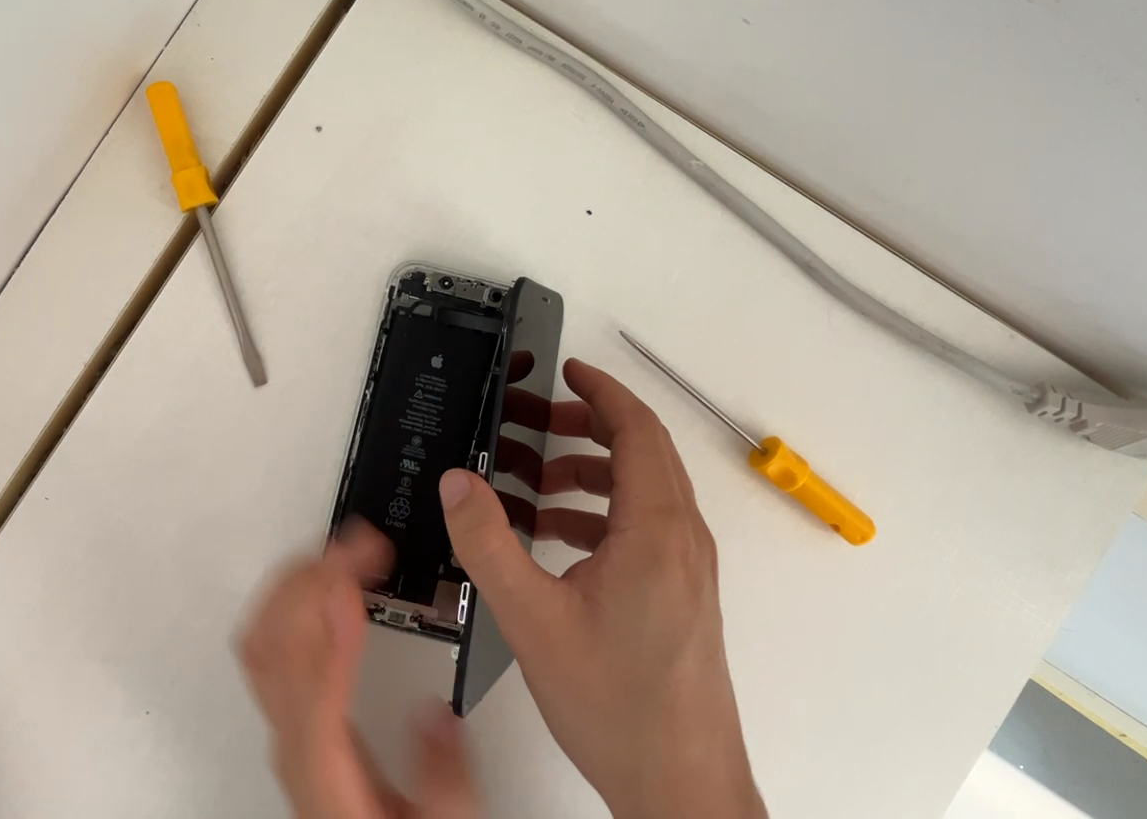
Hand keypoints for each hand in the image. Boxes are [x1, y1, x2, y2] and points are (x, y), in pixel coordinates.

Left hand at [237, 523, 482, 818]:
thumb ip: (442, 772)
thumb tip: (438, 709)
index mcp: (322, 758)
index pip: (313, 666)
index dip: (332, 606)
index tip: (361, 564)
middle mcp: (291, 734)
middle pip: (273, 637)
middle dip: (312, 574)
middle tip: (359, 542)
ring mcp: (282, 719)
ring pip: (263, 631)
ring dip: (296, 579)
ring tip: (340, 551)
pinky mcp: (288, 709)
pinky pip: (269, 640)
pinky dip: (290, 598)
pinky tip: (319, 584)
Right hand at [439, 358, 765, 818]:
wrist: (681, 787)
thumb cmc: (618, 707)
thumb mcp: (532, 618)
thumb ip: (488, 542)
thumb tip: (459, 483)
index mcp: (656, 530)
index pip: (637, 430)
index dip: (601, 391)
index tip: (569, 370)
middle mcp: (683, 540)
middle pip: (644, 453)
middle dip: (589, 427)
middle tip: (540, 422)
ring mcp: (688, 568)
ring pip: (644, 491)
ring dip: (592, 473)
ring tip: (539, 483)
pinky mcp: (682, 593)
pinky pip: (645, 526)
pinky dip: (602, 512)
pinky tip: (560, 538)